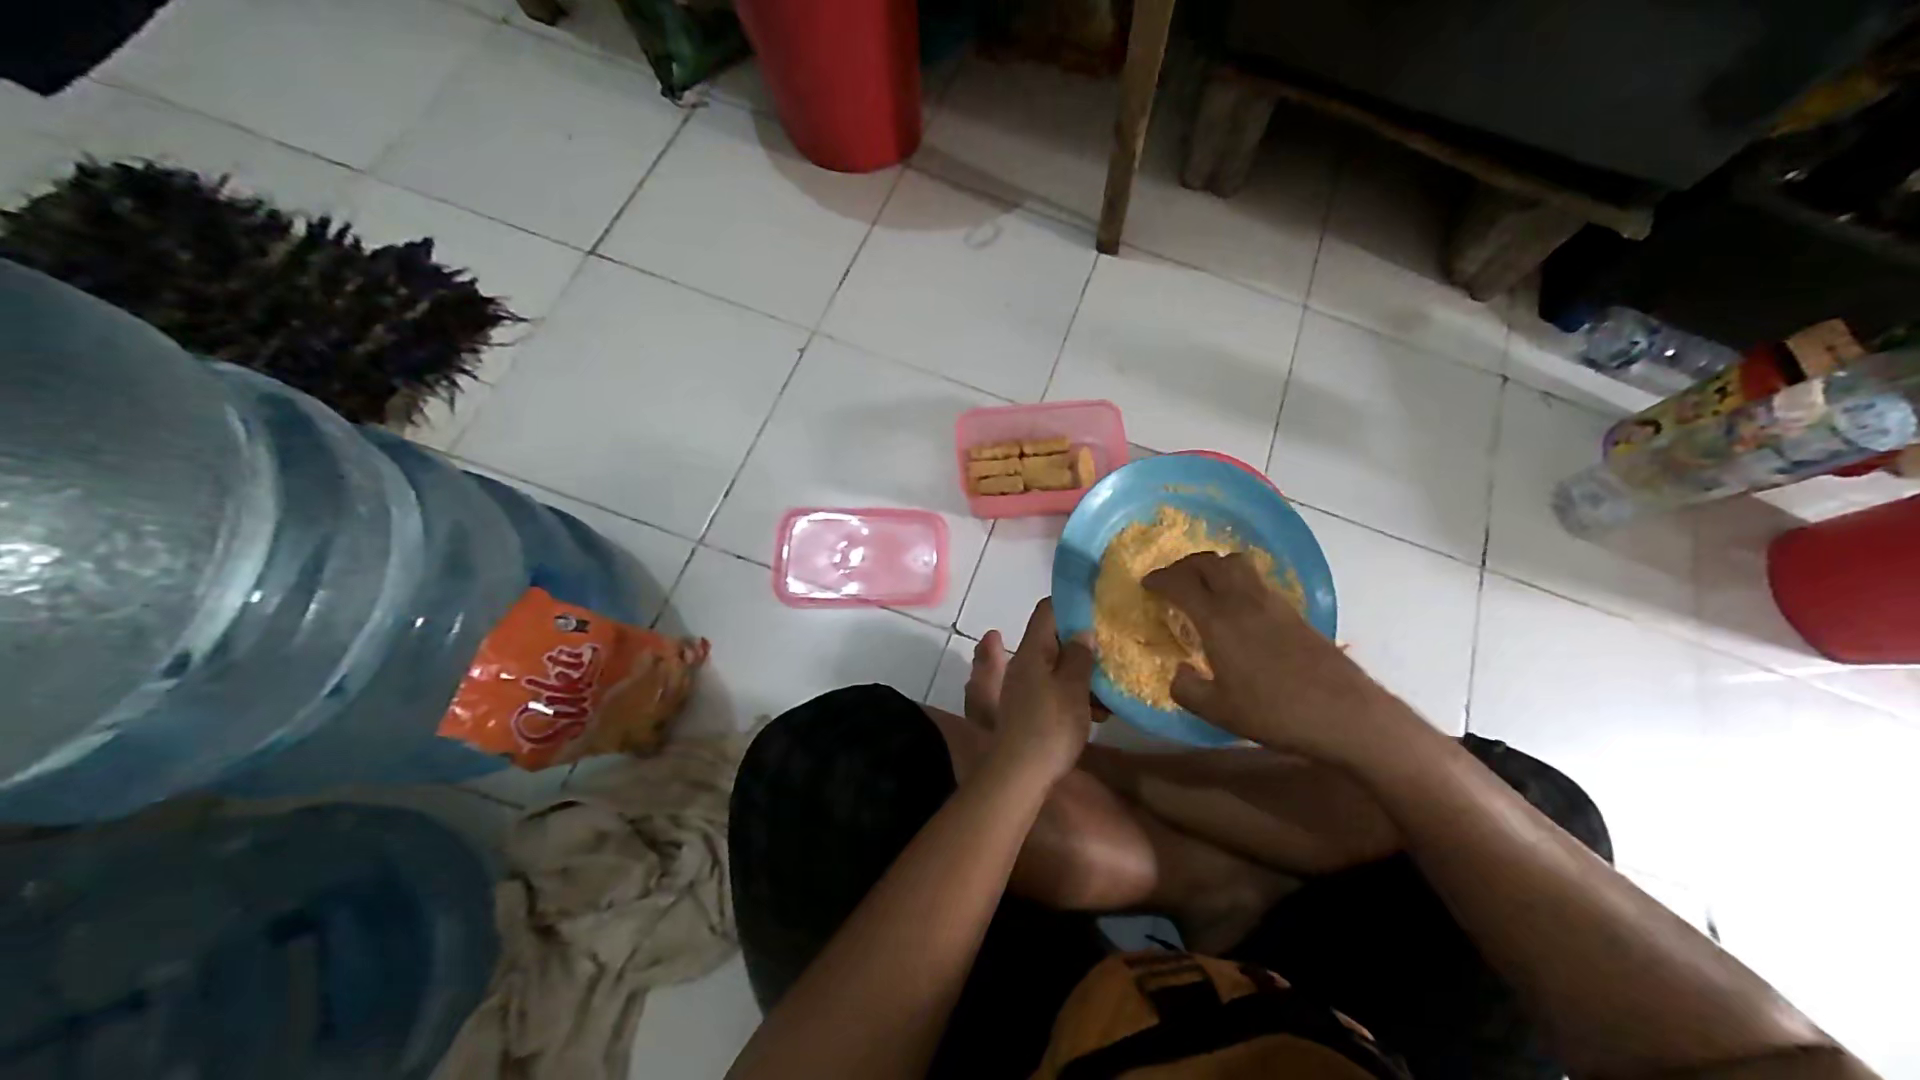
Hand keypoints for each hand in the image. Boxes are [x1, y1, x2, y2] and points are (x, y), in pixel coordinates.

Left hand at [986, 598, 1096, 784]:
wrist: (1020, 775)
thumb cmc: (1050, 726)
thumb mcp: (1074, 688)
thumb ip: (1080, 657)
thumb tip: (1083, 631)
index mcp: (1032, 652)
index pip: (1047, 611)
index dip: (1072, 606)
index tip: (1098, 610)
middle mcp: (1023, 665)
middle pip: (1053, 641)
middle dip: (1082, 646)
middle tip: (1110, 654)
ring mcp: (1023, 689)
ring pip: (1056, 670)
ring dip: (1081, 676)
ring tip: (1108, 692)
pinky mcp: (1029, 712)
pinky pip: (1054, 693)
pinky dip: (1074, 696)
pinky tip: (1096, 713)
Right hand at [1143, 552, 1428, 766]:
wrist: (1346, 715)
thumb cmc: (1275, 713)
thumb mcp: (1219, 711)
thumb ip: (1186, 689)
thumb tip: (1178, 672)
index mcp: (1219, 621)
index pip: (1181, 584)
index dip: (1160, 580)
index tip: (1147, 584)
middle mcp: (1244, 602)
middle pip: (1210, 562)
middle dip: (1185, 565)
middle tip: (1172, 580)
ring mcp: (1273, 603)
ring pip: (1237, 564)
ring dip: (1213, 566)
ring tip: (1204, 585)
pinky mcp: (1294, 612)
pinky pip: (1256, 581)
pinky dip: (1237, 581)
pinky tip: (1236, 607)